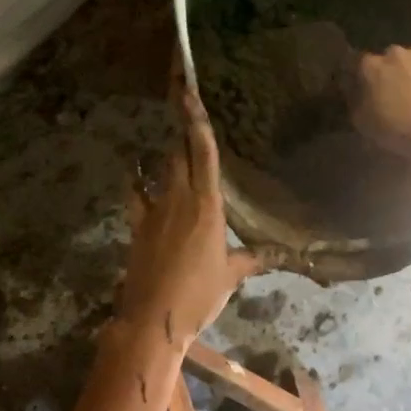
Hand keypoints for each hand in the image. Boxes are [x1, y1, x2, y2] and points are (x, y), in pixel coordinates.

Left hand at [118, 59, 275, 345]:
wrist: (152, 318)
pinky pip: (137, 194)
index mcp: (208, 204)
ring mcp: (155, 208)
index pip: (204, 152)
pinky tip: (137, 174)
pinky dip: (137, 182)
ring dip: (169, 153)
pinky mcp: (138, 224)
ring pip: (162, 168)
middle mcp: (180, 197)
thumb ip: (250, 259)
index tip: (189, 91)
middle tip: (183, 97)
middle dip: (183, 125)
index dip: (197, 120)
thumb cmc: (198, 295)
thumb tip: (273, 254)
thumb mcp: (230, 276)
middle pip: (180, 151)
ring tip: (176, 137)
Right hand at [350, 45, 410, 155]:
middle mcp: (393, 52)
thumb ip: (355, 100)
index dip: (363, 77)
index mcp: (370, 66)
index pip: (358, 64)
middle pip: (387, 60)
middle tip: (397, 95)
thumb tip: (354, 90)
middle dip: (390, 74)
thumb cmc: (399, 131)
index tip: (368, 90)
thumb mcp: (364, 123)